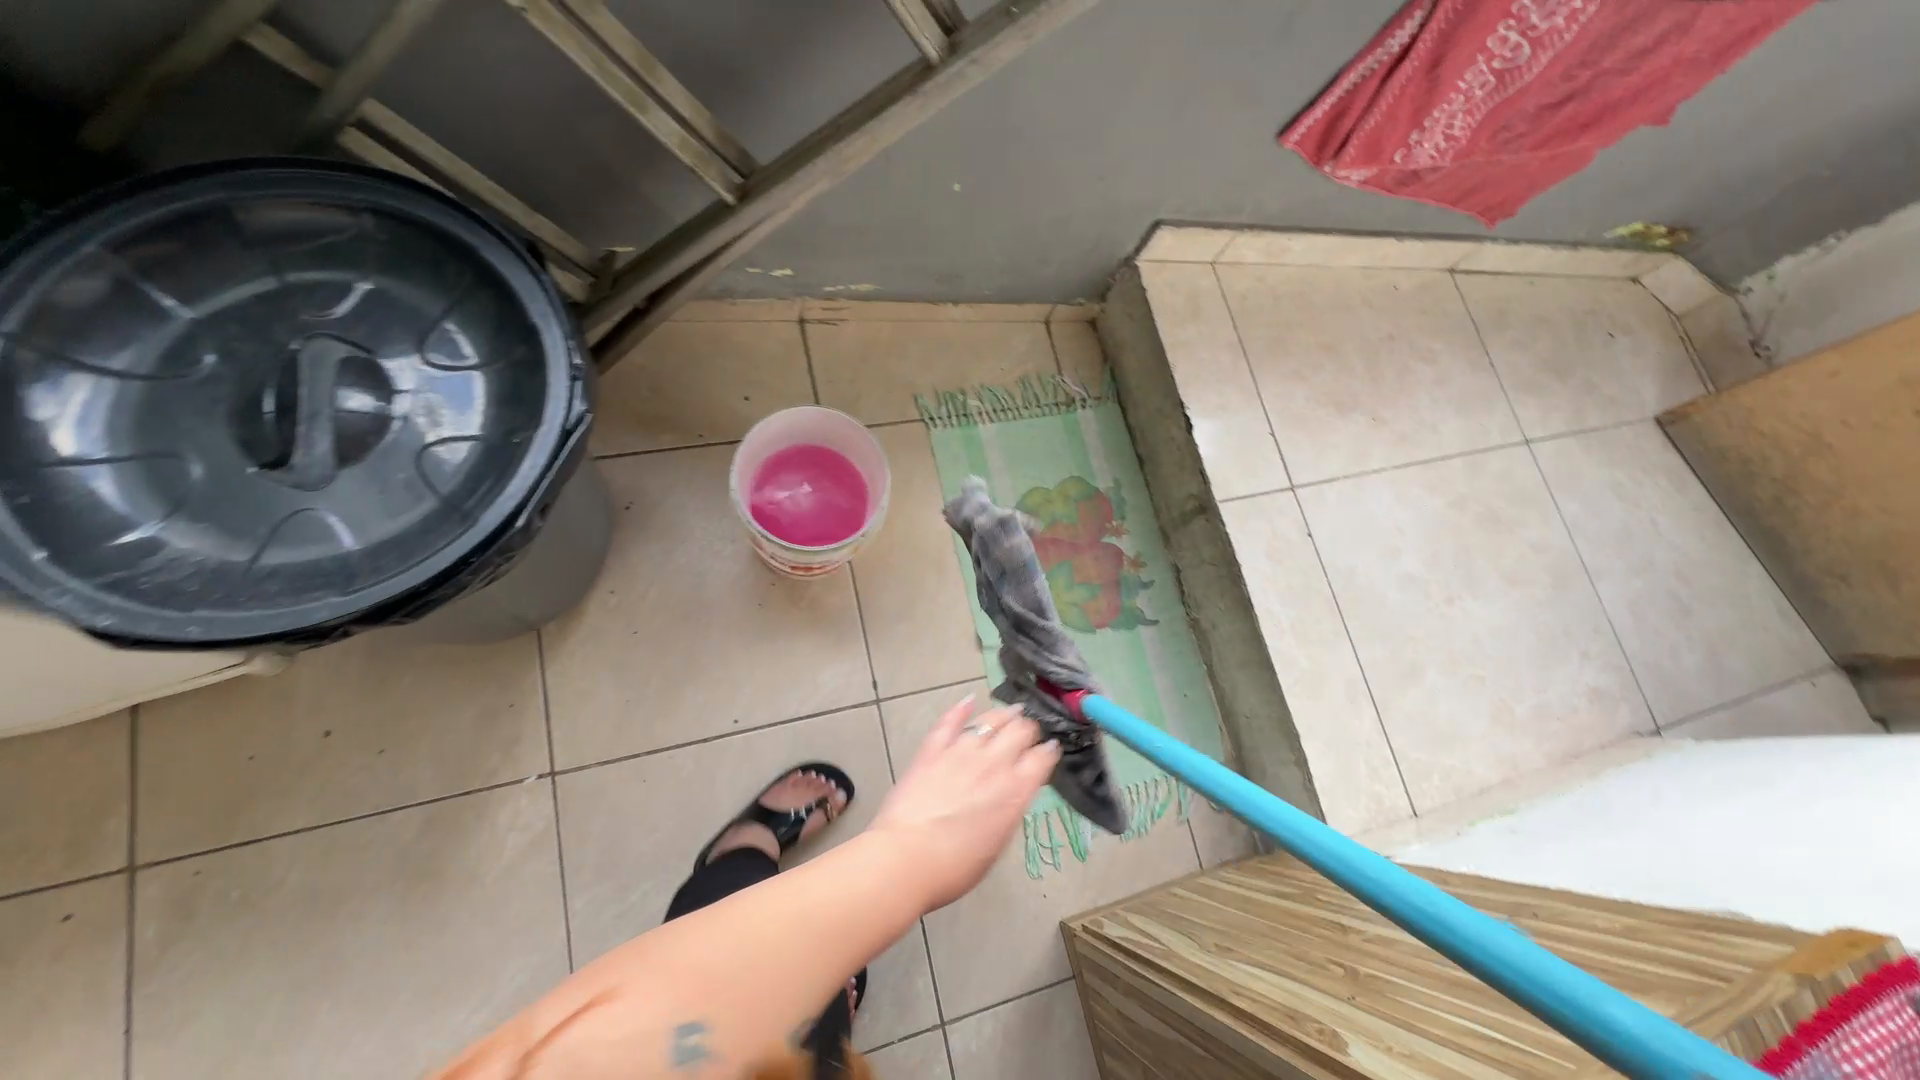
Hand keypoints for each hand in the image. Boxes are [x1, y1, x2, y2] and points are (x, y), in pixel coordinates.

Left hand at [867, 697, 1060, 911]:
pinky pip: (950, 721)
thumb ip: (1008, 812)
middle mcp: (994, 764)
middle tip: (1028, 731)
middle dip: (1028, 728)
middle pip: (1020, 730)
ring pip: (990, 720)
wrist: (907, 858)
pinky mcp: (932, 749)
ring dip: (1004, 714)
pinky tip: (968, 700)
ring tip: (1011, 711)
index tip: (1050, 749)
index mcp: (1016, 791)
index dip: (1049, 751)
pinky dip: (961, 709)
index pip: (1042, 758)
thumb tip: (1011, 796)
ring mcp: (961, 751)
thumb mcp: (997, 844)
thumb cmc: (955, 867)